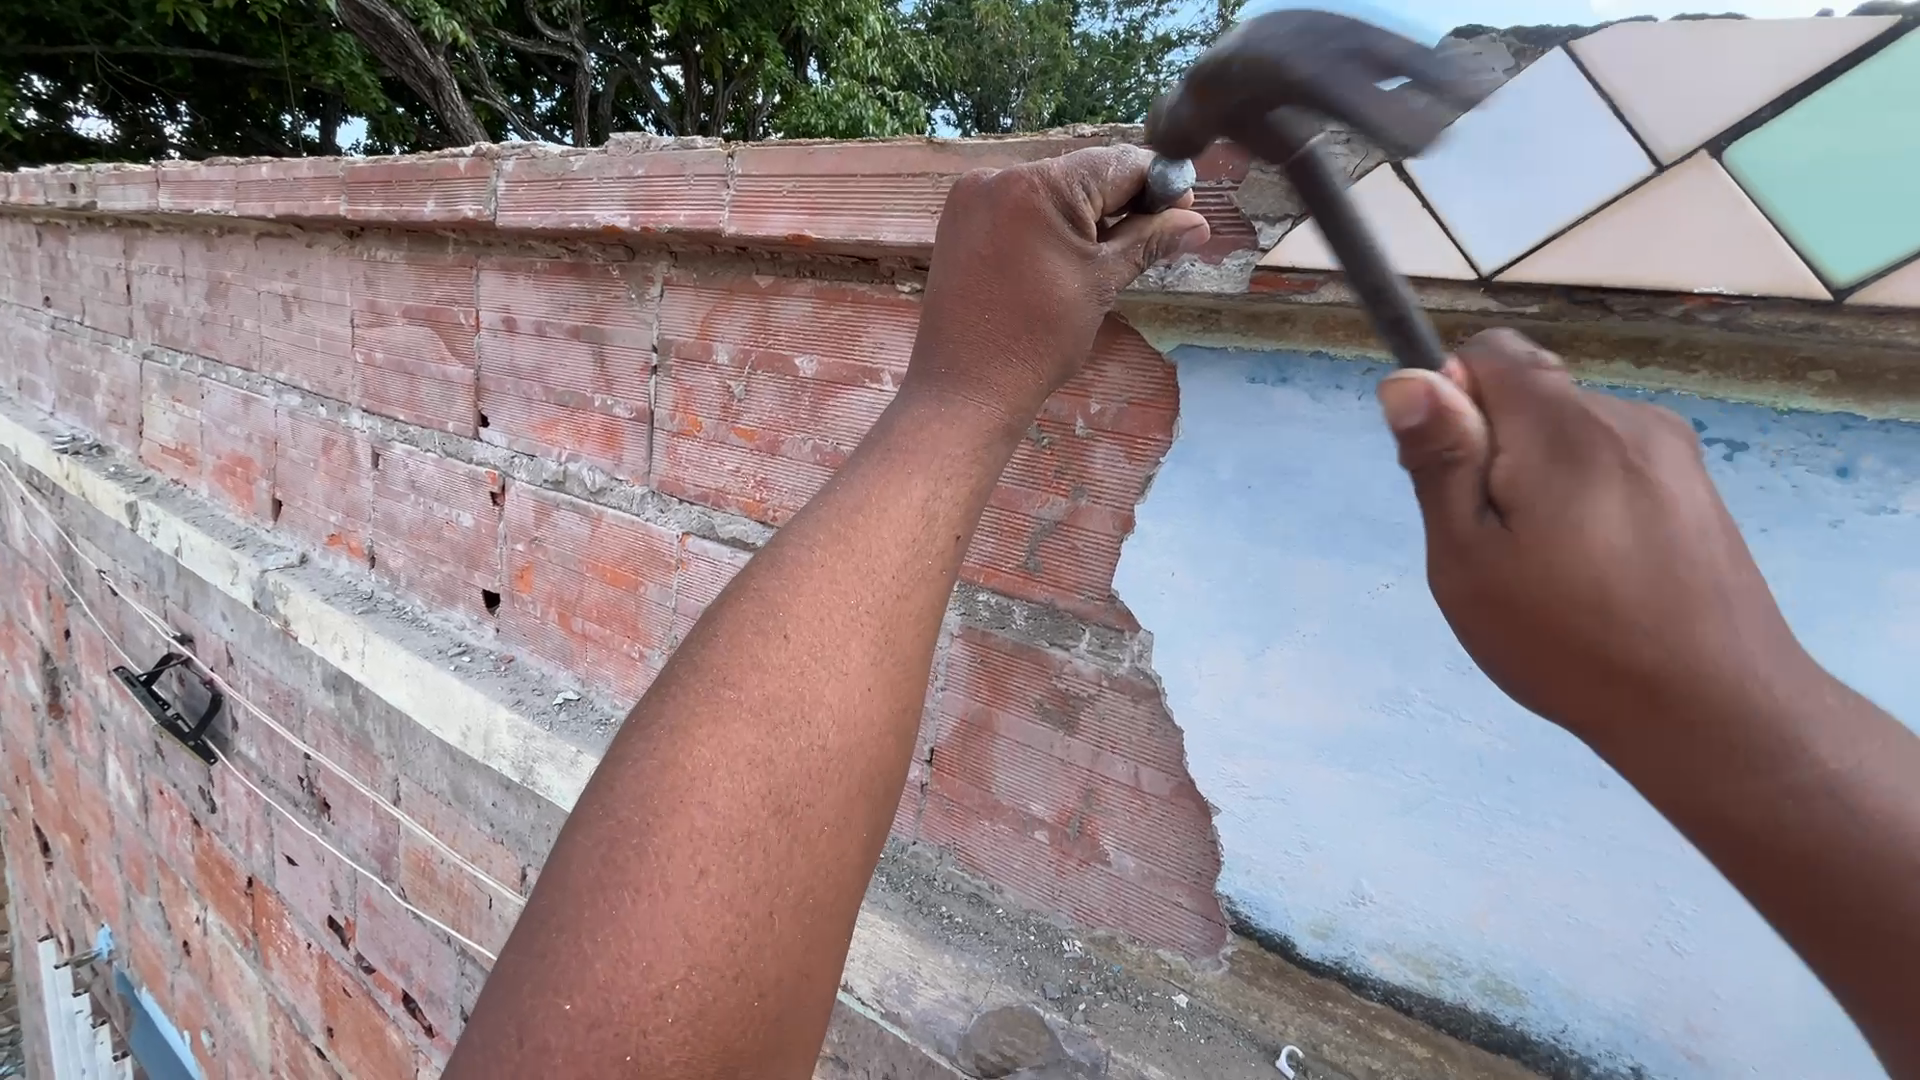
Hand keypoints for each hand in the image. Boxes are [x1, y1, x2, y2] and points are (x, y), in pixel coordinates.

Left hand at [903, 145, 1209, 427]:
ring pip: (1049, 191)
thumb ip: (1148, 242)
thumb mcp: (1100, 285)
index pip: (1118, 163)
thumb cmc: (1037, 342)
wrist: (966, 389)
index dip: (1158, 184)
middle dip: (1119, 203)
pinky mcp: (958, 222)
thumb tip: (1197, 223)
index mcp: (1039, 186)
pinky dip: (1045, 226)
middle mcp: (999, 175)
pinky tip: (1060, 261)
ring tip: (1099, 261)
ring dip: (1082, 216)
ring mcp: (972, 198)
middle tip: (1146, 241)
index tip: (1182, 213)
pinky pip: (1016, 208)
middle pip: (1082, 173)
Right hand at [1377, 329, 1817, 745]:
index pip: (1490, 351)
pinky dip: (1572, 487)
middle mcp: (1625, 419)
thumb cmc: (1558, 636)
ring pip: (1563, 426)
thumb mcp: (1466, 555)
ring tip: (1533, 555)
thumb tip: (1405, 381)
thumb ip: (1439, 461)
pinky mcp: (1691, 484)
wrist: (1709, 710)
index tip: (1448, 471)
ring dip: (1527, 469)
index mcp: (1563, 430)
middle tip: (1484, 532)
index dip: (1449, 397)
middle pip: (1526, 390)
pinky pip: (1604, 455)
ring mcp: (1670, 451)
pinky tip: (1581, 559)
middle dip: (1485, 441)